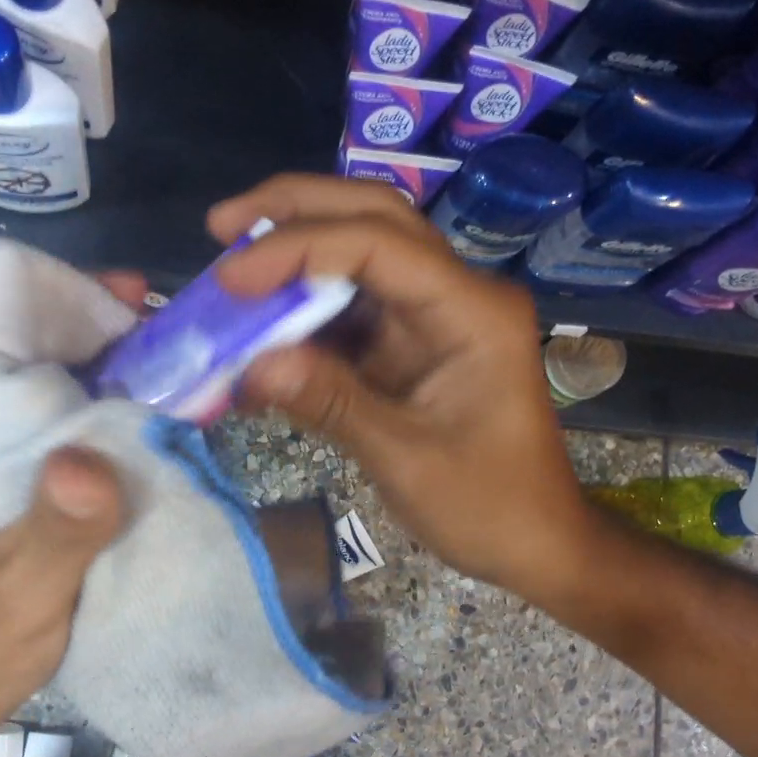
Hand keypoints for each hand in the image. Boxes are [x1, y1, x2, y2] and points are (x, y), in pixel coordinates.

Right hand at [210, 175, 598, 597]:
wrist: (535, 542)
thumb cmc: (489, 508)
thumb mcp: (407, 460)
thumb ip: (332, 404)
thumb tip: (251, 365)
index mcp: (473, 312)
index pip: (378, 244)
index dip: (297, 249)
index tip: (230, 277)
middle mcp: (457, 297)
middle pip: (375, 221)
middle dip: (296, 214)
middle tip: (222, 226)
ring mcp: (436, 320)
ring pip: (361, 260)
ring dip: (295, 263)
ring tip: (229, 278)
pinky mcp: (415, 348)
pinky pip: (354, 316)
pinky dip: (304, 321)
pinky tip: (259, 337)